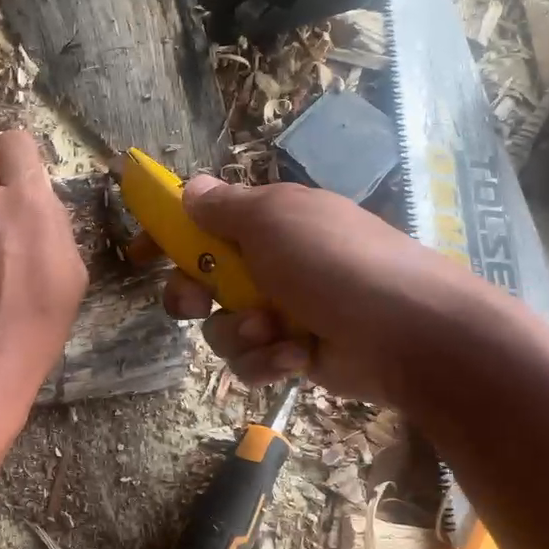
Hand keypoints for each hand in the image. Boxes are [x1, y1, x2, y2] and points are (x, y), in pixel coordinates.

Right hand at [141, 174, 500, 403]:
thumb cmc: (335, 262)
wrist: (409, 332)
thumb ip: (223, 207)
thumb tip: (191, 187)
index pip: (203, 224)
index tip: (139, 254)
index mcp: (267, 223)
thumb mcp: (274, 220)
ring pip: (219, 328)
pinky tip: (296, 358)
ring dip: (238, 333)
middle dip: (192, 295)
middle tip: (198, 301)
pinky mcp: (290, 354)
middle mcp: (269, 265)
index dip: (168, 237)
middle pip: (198, 282)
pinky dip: (266, 361)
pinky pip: (248, 361)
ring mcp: (280, 311)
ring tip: (276, 334)